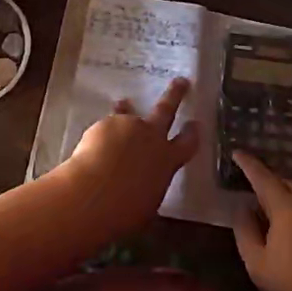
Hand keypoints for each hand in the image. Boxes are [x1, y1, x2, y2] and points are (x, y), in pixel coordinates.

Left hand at [55, 77, 199, 236]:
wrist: (95, 192)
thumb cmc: (126, 209)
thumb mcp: (148, 203)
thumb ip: (150, 186)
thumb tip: (143, 185)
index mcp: (168, 160)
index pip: (188, 143)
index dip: (193, 133)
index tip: (196, 123)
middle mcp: (152, 137)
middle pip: (167, 110)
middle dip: (176, 94)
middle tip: (181, 81)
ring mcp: (129, 126)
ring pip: (130, 112)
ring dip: (128, 109)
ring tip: (124, 103)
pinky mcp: (107, 123)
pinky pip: (107, 123)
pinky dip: (104, 130)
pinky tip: (95, 140)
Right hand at [232, 151, 291, 290]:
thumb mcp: (255, 261)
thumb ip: (245, 229)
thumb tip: (243, 208)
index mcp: (286, 207)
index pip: (262, 176)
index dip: (247, 163)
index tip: (235, 152)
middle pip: (285, 181)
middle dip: (267, 178)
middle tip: (251, 182)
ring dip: (285, 193)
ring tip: (271, 203)